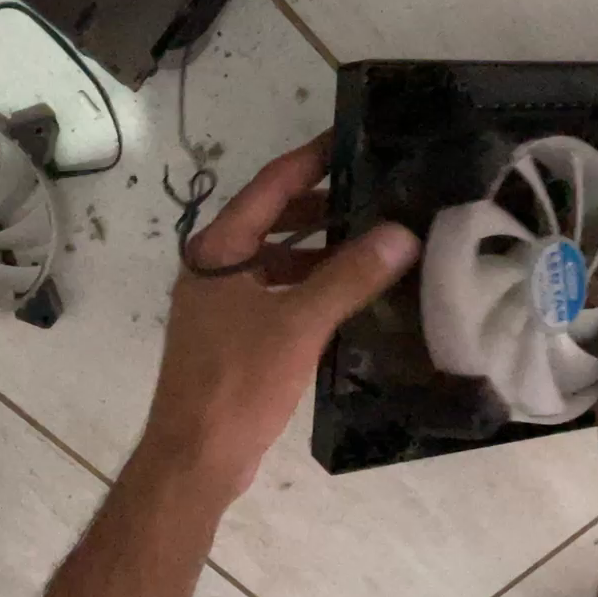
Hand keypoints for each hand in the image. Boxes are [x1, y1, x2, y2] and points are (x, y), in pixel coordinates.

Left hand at [135, 133, 419, 501]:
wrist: (196, 457)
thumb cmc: (237, 384)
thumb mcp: (297, 325)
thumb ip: (348, 277)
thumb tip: (401, 234)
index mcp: (216, 252)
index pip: (269, 187)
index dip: (312, 160)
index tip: (355, 140)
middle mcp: (212, 272)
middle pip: (270, 223)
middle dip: (321, 209)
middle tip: (376, 197)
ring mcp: (218, 309)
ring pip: (273, 265)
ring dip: (317, 255)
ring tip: (372, 247)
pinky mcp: (230, 342)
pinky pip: (273, 300)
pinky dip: (306, 292)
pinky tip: (345, 300)